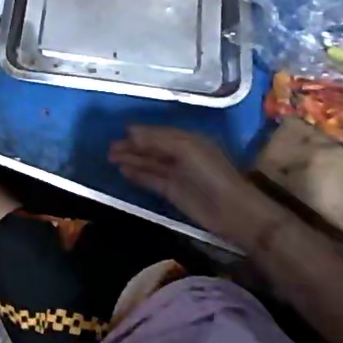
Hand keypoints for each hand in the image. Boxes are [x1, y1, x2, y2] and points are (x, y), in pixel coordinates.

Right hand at [109, 126, 292, 249]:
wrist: (232, 211)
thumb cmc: (211, 174)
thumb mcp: (185, 150)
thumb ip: (157, 140)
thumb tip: (131, 132)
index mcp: (187, 140)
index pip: (159, 133)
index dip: (141, 132)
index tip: (121, 132)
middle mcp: (180, 154)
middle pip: (152, 148)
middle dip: (132, 146)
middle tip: (109, 148)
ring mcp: (176, 174)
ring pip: (149, 163)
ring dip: (131, 160)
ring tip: (111, 158)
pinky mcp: (172, 192)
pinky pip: (151, 179)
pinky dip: (138, 175)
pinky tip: (124, 172)